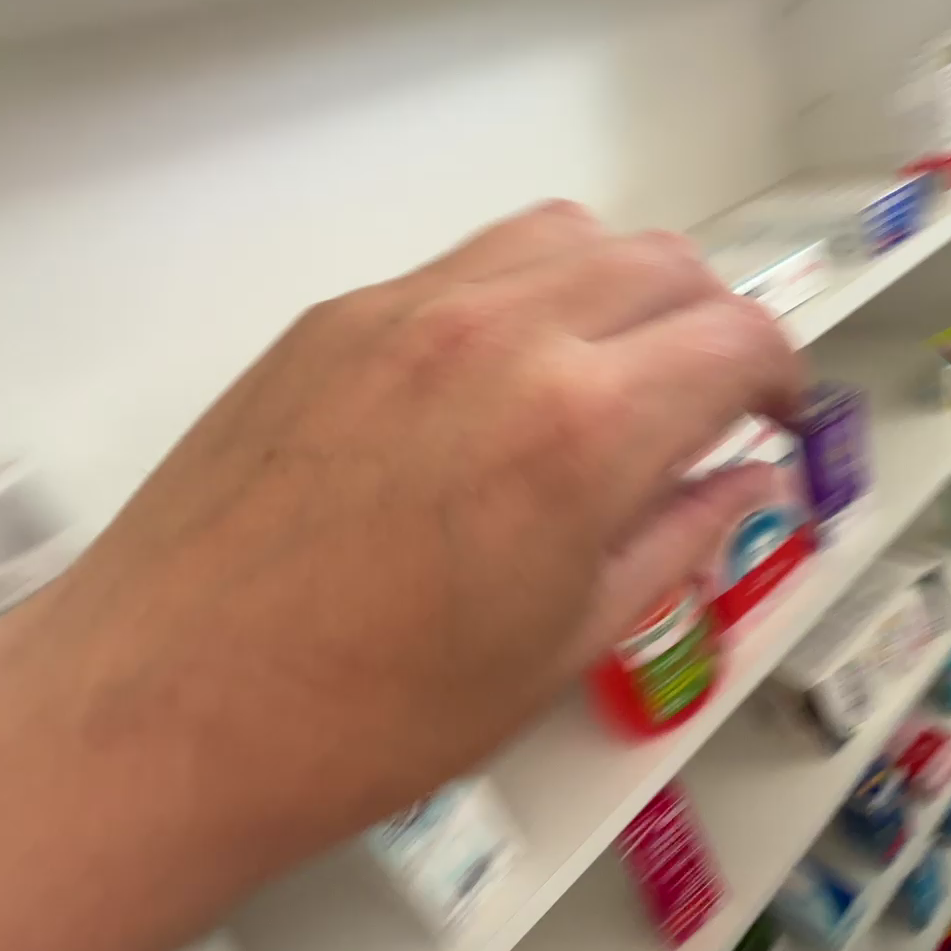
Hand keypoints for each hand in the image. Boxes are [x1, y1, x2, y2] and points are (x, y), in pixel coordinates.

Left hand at [0, 201, 801, 857]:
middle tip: (708, 401)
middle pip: (667, 264)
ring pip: (571, 237)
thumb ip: (682, 537)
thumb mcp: (571, 642)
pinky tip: (507, 380)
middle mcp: (506, 331)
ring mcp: (410, 306)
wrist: (167, 711)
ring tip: (615, 374)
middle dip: (716, 325)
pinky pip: (474, 264)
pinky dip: (533, 296)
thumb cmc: (387, 712)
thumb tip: (749, 479)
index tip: (777, 419)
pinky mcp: (338, 315)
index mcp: (583, 427)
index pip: (738, 338)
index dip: (783, 376)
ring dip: (627, 293)